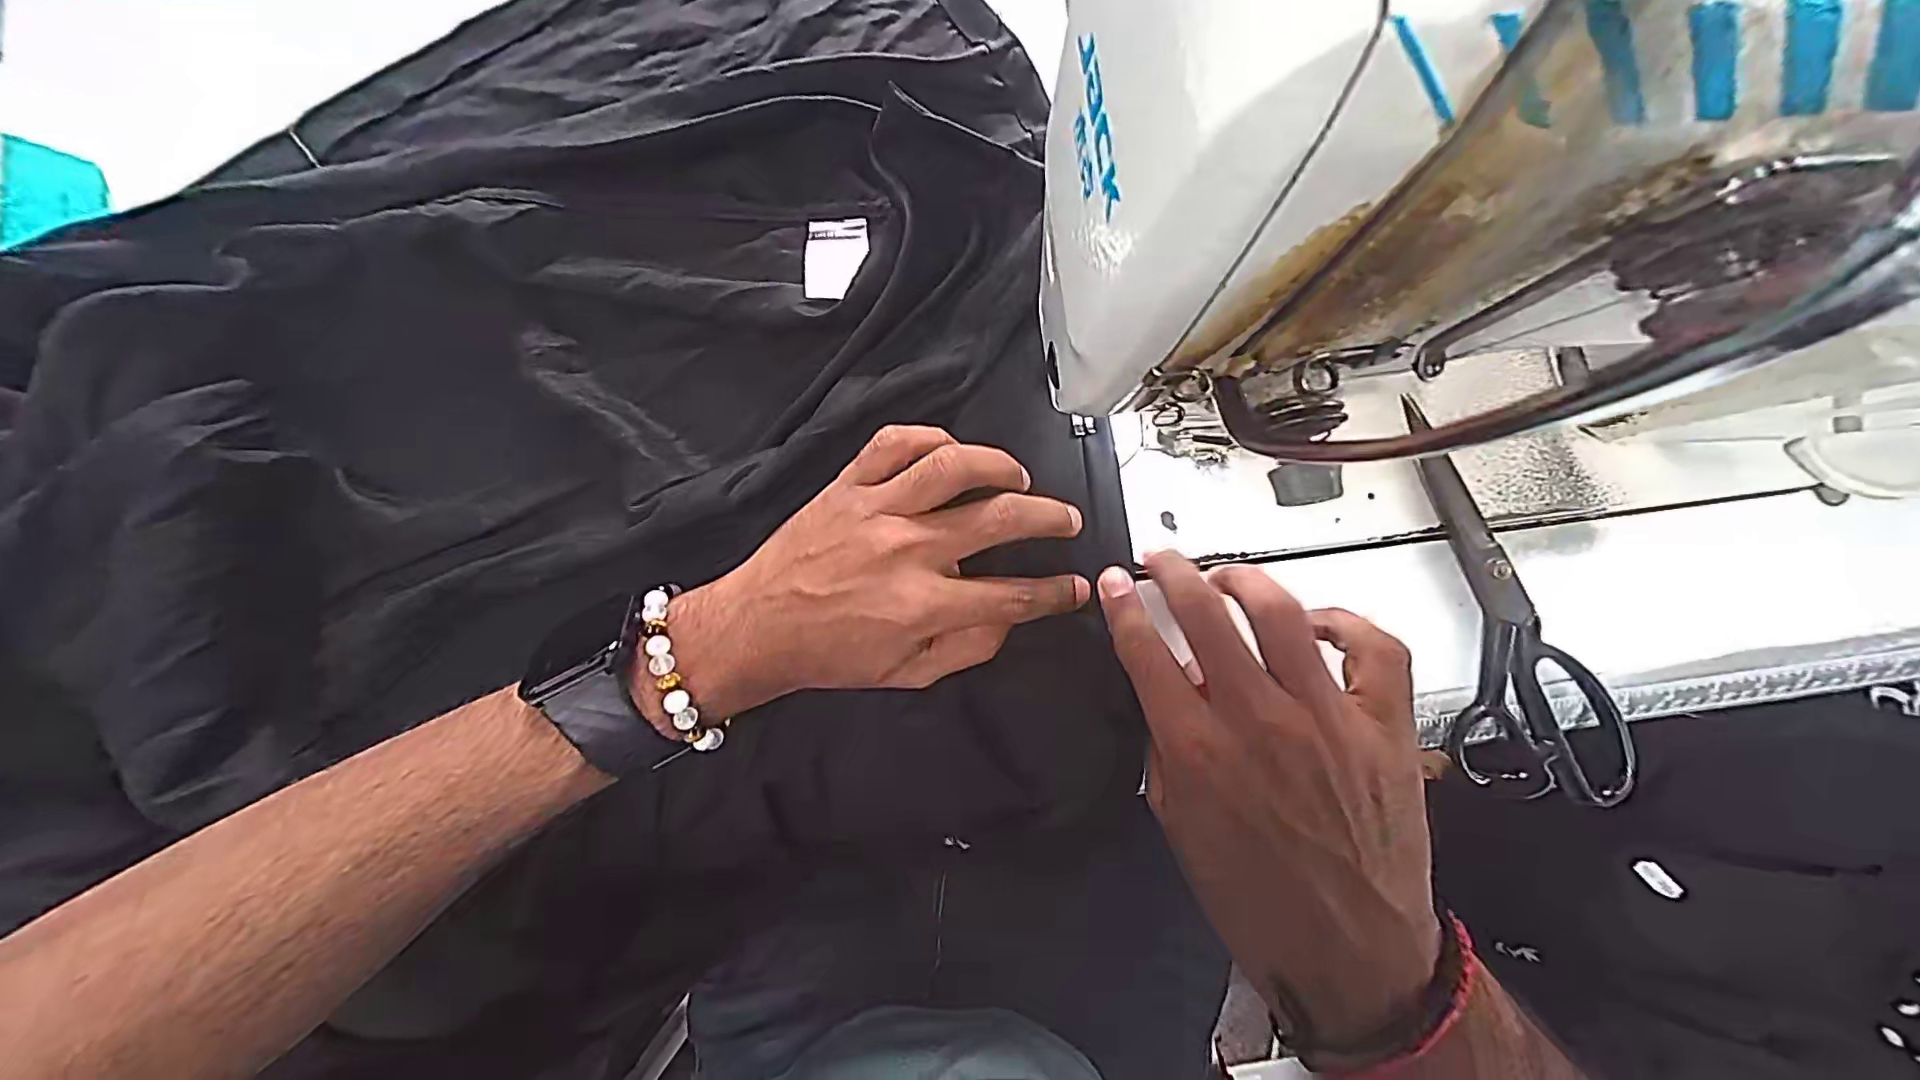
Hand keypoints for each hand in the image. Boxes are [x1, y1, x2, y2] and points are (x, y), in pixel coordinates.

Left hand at [635, 426, 1089, 726]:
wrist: (757, 627)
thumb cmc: (826, 652)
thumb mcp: (907, 674)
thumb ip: (968, 647)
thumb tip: (1010, 618)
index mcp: (920, 604)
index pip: (1012, 594)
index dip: (1055, 592)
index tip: (1072, 587)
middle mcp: (905, 550)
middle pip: (1000, 518)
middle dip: (1050, 519)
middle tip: (1065, 521)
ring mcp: (875, 510)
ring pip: (954, 466)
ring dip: (1000, 466)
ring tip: (1019, 478)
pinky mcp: (848, 486)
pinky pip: (895, 443)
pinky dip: (931, 437)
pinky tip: (951, 452)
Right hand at [1098, 551, 1437, 1046]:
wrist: (1351, 955)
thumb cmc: (1259, 898)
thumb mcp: (1178, 822)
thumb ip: (1165, 748)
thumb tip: (1161, 693)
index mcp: (1199, 751)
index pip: (1146, 651)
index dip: (1123, 606)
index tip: (1118, 584)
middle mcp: (1259, 724)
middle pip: (1205, 615)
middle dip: (1173, 574)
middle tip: (1162, 561)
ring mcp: (1326, 721)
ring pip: (1281, 615)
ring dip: (1244, 581)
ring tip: (1227, 576)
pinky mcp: (1383, 730)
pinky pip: (1372, 649)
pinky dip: (1345, 622)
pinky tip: (1319, 620)